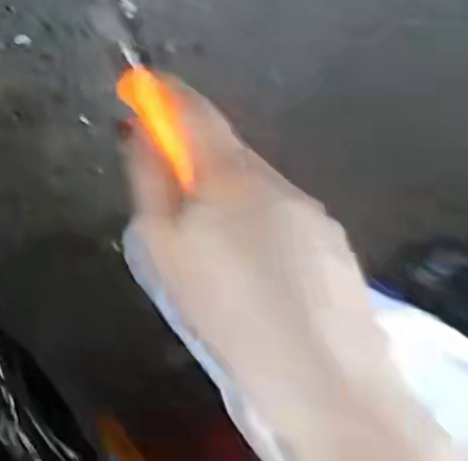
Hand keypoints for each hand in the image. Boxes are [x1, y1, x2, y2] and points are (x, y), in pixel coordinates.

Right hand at [121, 79, 451, 457]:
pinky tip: (236, 260)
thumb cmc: (219, 300)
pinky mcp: (334, 253)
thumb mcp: (157, 236)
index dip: (160, 89)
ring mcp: (314, 219)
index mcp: (232, 173)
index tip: (133, 78)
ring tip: (192, 234)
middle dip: (185, 148)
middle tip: (151, 174)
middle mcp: (278, 184)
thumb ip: (147, 175)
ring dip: (215, 186)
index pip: (193, 109)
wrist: (326, 388)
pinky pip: (274, 214)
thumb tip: (136, 129)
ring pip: (249, 183)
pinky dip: (244, 215)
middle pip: (222, 147)